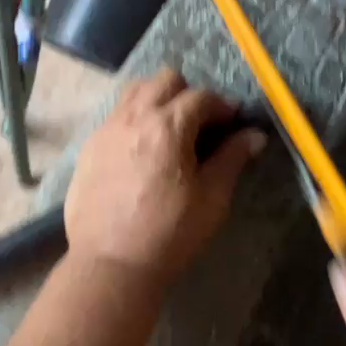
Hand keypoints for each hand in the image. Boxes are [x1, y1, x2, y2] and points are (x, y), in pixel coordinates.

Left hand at [64, 68, 266, 288]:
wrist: (109, 267)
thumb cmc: (168, 233)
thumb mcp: (212, 197)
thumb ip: (233, 158)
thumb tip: (255, 135)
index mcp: (168, 126)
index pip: (201, 96)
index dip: (222, 106)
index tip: (232, 123)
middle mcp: (135, 116)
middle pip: (165, 79)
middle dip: (188, 93)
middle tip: (198, 124)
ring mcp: (108, 129)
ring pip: (136, 90)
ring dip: (158, 98)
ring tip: (168, 129)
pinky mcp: (90, 146)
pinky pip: (116, 114)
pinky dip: (134, 118)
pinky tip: (142, 149)